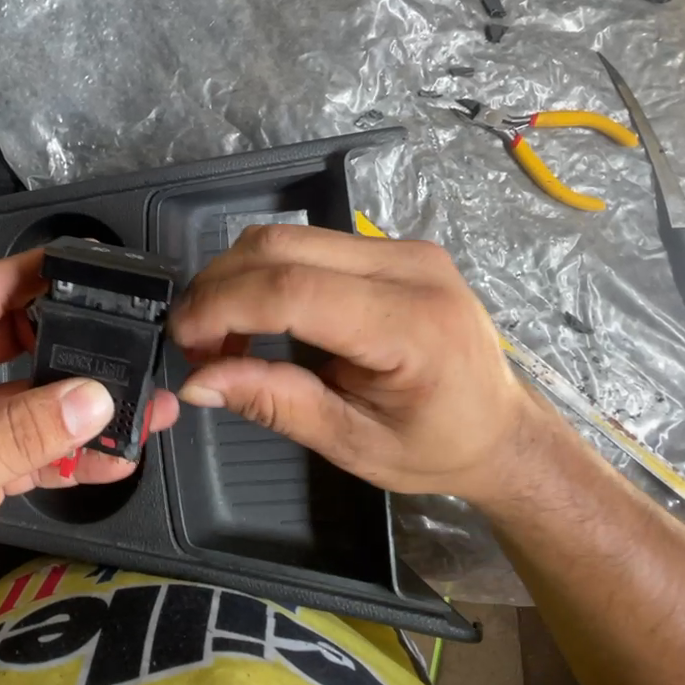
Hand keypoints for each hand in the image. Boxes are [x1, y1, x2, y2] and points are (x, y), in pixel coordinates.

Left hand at [0, 251, 179, 681]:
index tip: (95, 265)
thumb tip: (94, 398)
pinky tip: (113, 459)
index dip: (38, 272)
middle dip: (75, 344)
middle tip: (135, 342)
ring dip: (83, 407)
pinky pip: (34, 450)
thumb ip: (20, 434)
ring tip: (144, 407)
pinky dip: (72, 455)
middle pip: (20, 341)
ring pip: (34, 400)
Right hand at [168, 224, 531, 501]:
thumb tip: (196, 382)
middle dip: (219, 286)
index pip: (295, 291)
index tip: (182, 339)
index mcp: (412, 325)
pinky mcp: (390, 244)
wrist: (502, 427)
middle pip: (282, 246)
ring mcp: (402, 247)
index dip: (224, 306)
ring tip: (223, 334)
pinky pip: (308, 242)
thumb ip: (276, 403)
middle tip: (195, 340)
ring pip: (288, 236)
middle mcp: (410, 267)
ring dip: (237, 277)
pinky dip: (265, 273)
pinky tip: (258, 314)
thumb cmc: (437, 448)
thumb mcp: (354, 443)